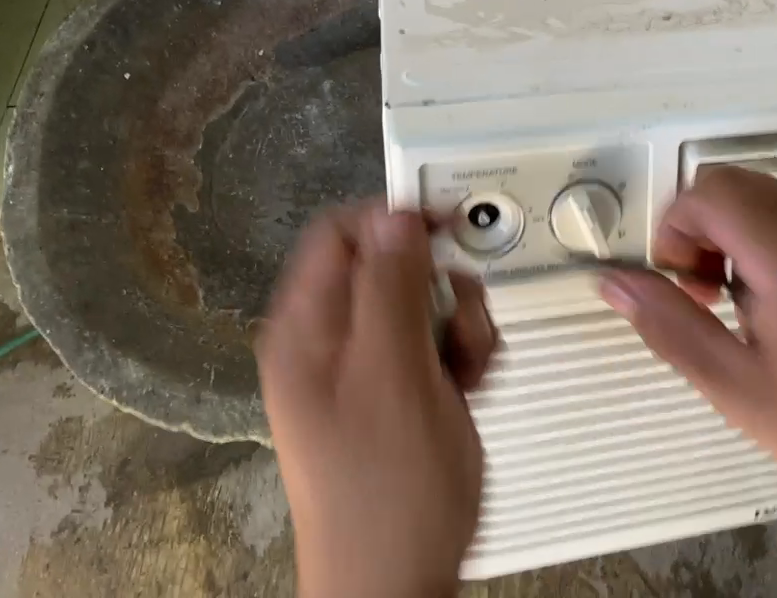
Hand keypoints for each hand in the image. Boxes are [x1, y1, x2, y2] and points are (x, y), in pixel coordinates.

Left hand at [256, 199, 498, 597]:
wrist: (399, 586)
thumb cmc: (388, 488)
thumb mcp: (391, 375)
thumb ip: (391, 287)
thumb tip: (395, 216)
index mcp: (307, 328)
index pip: (341, 233)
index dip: (392, 218)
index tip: (446, 224)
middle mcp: (330, 340)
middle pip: (389, 265)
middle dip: (438, 283)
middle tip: (462, 318)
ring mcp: (365, 366)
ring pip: (420, 301)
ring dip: (457, 321)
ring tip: (468, 364)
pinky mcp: (398, 389)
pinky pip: (433, 341)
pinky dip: (461, 352)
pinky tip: (469, 384)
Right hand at [597, 167, 776, 516]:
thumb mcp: (739, 389)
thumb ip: (669, 326)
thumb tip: (615, 283)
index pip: (707, 192)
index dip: (674, 229)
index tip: (681, 284)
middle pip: (733, 183)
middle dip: (699, 228)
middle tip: (704, 292)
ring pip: (767, 195)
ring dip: (734, 233)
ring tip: (743, 305)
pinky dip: (772, 240)